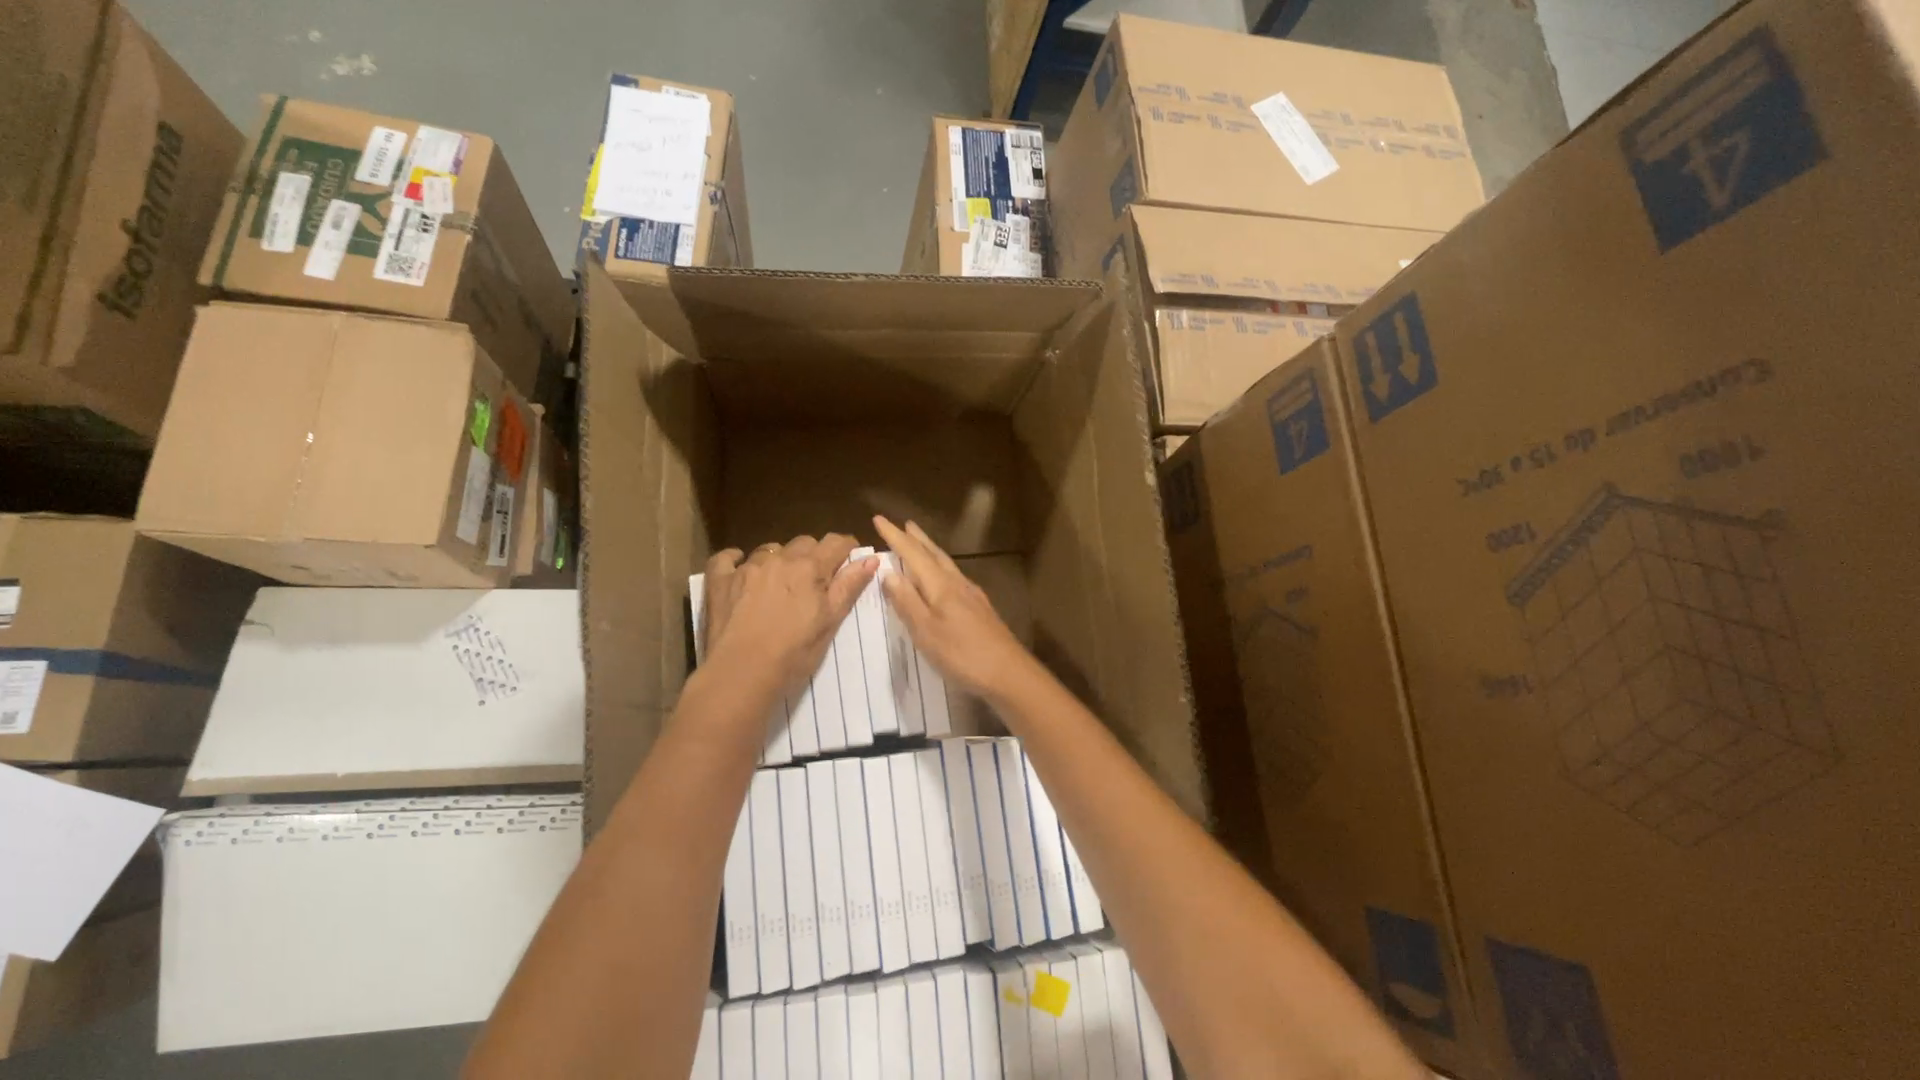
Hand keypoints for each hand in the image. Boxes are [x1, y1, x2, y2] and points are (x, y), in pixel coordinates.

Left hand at [702, 535, 876, 694]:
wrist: (742, 673)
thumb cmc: (793, 654)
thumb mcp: (829, 623)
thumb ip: (849, 587)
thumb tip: (870, 558)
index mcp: (809, 568)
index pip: (835, 543)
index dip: (846, 548)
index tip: (849, 560)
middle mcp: (779, 559)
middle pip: (803, 543)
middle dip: (813, 555)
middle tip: (815, 582)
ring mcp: (747, 568)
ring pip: (770, 549)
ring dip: (779, 560)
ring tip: (780, 584)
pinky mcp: (720, 580)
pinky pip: (726, 558)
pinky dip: (735, 559)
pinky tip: (740, 567)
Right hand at [873, 515, 1036, 699]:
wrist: (1009, 674)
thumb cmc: (962, 654)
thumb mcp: (926, 632)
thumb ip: (907, 602)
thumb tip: (889, 572)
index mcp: (941, 586)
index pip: (913, 554)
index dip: (895, 537)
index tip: (878, 519)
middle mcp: (958, 584)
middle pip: (934, 554)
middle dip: (917, 539)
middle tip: (905, 524)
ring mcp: (972, 596)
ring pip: (947, 565)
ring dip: (931, 551)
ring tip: (920, 544)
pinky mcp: (981, 610)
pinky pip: (955, 578)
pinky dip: (942, 569)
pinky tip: (944, 579)